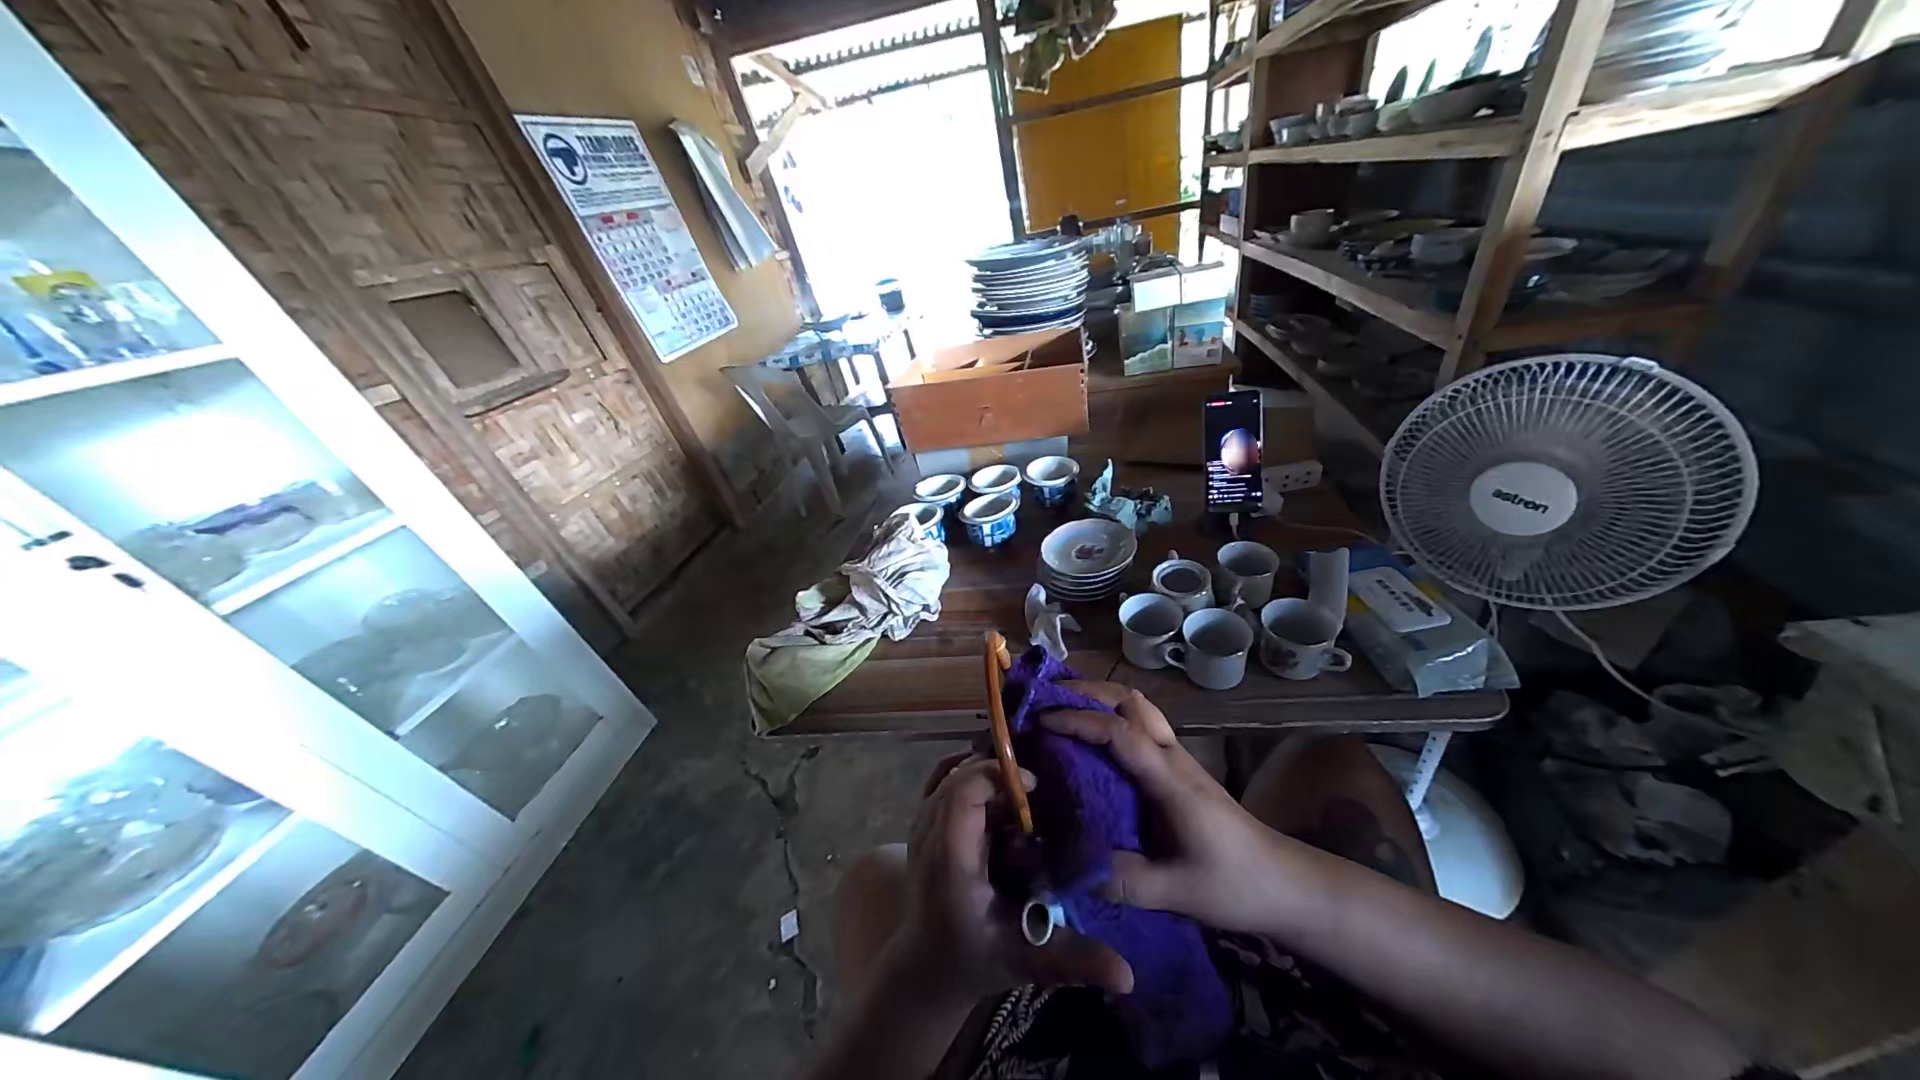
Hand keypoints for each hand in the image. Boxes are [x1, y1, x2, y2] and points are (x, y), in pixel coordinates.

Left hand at [882, 754, 1133, 1003]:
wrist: (925, 967)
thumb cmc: (972, 959)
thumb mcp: (1022, 960)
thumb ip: (1069, 960)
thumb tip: (1127, 975)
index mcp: (950, 857)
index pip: (965, 792)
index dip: (999, 776)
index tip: (1036, 786)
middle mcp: (929, 832)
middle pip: (960, 775)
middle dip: (999, 774)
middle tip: (1035, 790)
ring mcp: (920, 825)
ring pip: (951, 774)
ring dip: (985, 775)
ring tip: (1019, 788)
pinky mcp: (921, 824)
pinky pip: (939, 780)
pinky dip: (966, 774)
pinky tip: (993, 785)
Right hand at [1043, 683, 1296, 934]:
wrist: (1286, 883)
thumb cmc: (1236, 884)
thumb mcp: (1178, 893)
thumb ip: (1123, 881)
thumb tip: (1067, 868)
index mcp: (1170, 779)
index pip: (1120, 731)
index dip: (1078, 720)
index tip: (1041, 723)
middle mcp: (1173, 757)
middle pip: (1129, 700)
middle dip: (1084, 692)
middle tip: (1044, 701)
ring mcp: (1178, 759)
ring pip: (1137, 706)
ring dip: (1098, 698)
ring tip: (1060, 710)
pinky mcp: (1177, 769)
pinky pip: (1139, 726)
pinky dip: (1109, 717)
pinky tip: (1089, 741)